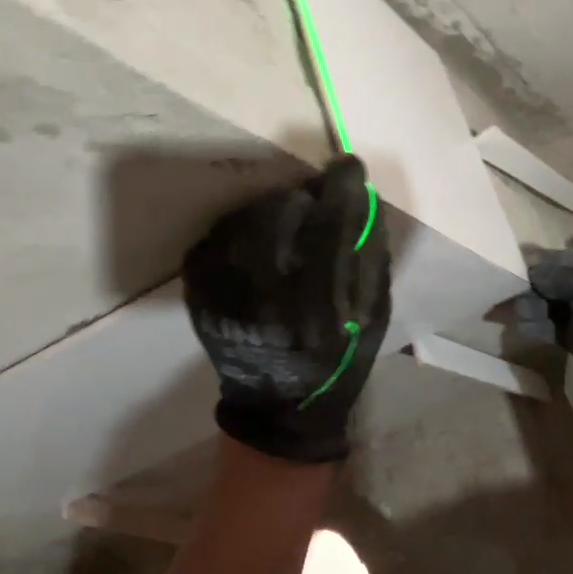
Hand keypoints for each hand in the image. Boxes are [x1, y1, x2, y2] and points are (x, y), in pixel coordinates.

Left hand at [183, 155, 390, 463]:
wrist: (280, 407)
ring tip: (287, 225)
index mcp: (317, 306)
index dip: (341, 187)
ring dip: (272, 211)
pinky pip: (219, 235)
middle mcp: (263, 294)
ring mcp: (222, 290)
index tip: (348, 166)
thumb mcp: (374, 313)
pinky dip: (242, 230)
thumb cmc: (339, 361)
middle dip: (303, 199)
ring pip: (247, 217)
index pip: (330, 224)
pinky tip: (258, 245)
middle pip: (282, 211)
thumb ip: (371, 252)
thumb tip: (363, 196)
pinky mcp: (198, 290)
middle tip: (315, 203)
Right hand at [529, 250, 572, 442]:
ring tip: (510, 311)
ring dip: (530, 306)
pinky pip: (552, 327)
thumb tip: (531, 271)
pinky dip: (536, 326)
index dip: (539, 260)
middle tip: (506, 290)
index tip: (513, 264)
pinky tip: (519, 326)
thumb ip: (559, 277)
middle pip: (555, 281)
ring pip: (551, 305)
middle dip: (531, 285)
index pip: (564, 258)